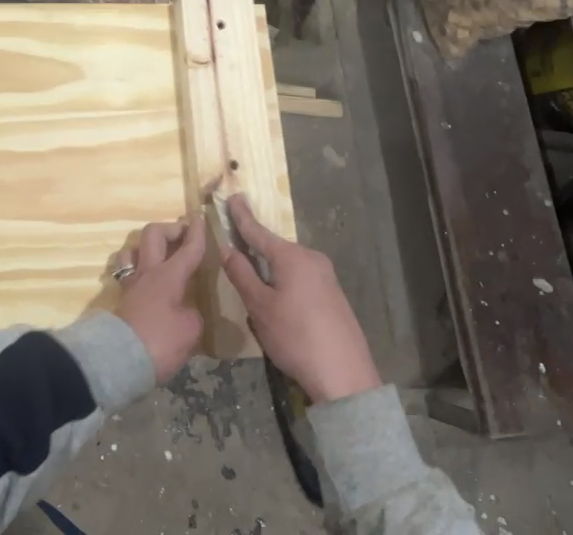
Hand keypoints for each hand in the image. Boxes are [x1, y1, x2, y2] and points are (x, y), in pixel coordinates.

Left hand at [112, 214, 206, 380]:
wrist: (119, 360)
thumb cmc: (160, 342)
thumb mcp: (190, 330)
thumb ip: (192, 314)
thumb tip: (186, 309)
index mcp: (168, 275)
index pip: (187, 248)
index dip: (197, 232)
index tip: (201, 218)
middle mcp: (147, 272)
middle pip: (153, 234)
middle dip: (170, 228)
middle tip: (183, 233)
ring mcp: (131, 284)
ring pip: (134, 249)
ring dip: (149, 246)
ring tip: (162, 254)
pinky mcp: (122, 299)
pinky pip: (128, 271)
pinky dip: (139, 268)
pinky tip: (148, 279)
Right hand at [220, 194, 380, 402]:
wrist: (344, 376)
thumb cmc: (295, 336)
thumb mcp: (259, 306)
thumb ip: (241, 274)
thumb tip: (228, 248)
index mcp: (291, 256)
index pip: (258, 231)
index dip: (242, 216)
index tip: (233, 196)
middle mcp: (311, 259)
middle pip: (274, 250)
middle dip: (255, 256)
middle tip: (237, 268)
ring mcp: (326, 277)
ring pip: (287, 269)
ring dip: (270, 279)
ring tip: (258, 307)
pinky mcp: (334, 296)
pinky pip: (301, 282)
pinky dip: (285, 289)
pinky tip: (281, 316)